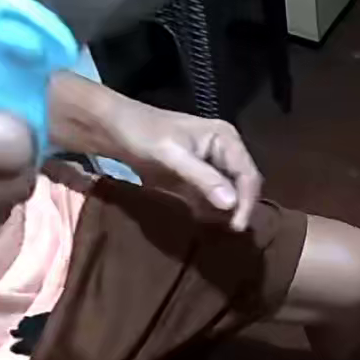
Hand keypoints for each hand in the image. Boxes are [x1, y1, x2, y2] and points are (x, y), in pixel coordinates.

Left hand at [56, 79, 263, 230]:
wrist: (111, 127)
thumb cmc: (141, 134)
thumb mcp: (172, 156)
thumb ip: (203, 179)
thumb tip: (231, 205)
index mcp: (226, 139)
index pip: (249, 176)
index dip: (246, 202)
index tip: (236, 226)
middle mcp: (227, 150)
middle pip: (245, 186)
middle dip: (239, 208)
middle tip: (228, 231)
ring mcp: (216, 164)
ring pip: (233, 194)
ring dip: (228, 212)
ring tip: (219, 228)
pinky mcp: (203, 176)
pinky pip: (216, 197)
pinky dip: (213, 210)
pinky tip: (205, 220)